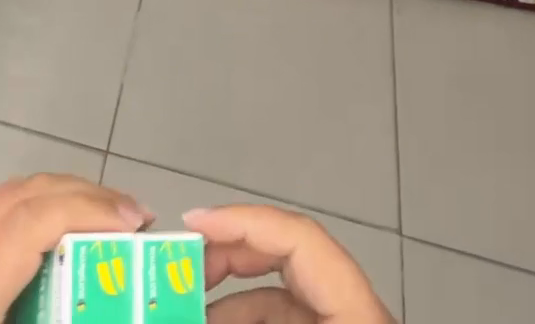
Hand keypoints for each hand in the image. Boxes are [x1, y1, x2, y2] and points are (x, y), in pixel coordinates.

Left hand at [0, 173, 150, 323]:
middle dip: (84, 193)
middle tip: (134, 218)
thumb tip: (101, 306)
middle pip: (21, 194)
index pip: (35, 218)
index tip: (139, 223)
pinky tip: (39, 231)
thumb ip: (45, 315)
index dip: (92, 210)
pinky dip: (23, 204)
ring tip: (97, 217)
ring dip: (54, 193)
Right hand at [186, 205, 392, 323]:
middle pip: (286, 254)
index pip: (297, 236)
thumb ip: (240, 318)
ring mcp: (345, 321)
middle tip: (182, 264)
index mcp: (358, 309)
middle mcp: (355, 307)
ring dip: (229, 292)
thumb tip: (176, 310)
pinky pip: (287, 316)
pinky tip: (213, 320)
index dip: (242, 221)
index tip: (192, 223)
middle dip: (228, 253)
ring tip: (187, 304)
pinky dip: (247, 315)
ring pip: (282, 290)